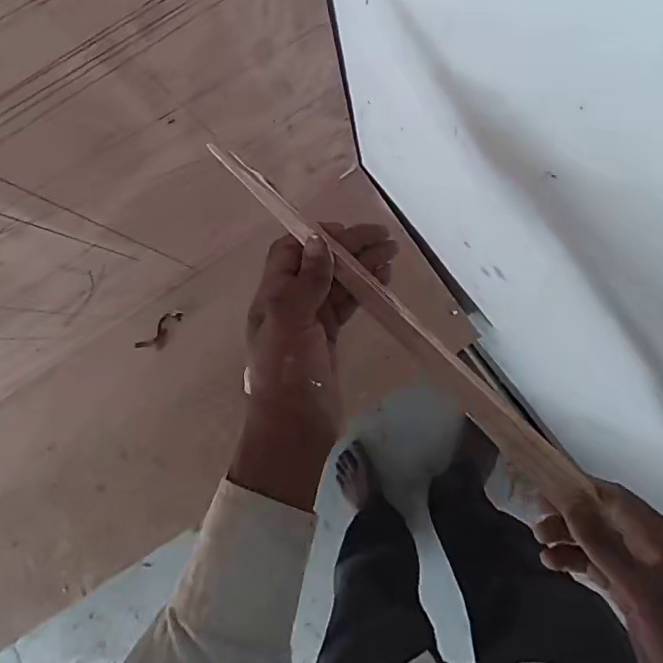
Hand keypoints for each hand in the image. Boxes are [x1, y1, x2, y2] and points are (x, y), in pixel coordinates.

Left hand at [229, 223, 396, 510]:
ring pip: (336, 282)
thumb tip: (318, 240)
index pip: (290, 251)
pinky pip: (346, 304)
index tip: (347, 233)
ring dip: (361, 265)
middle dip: (348, 247)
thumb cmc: (286, 373)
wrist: (293, 428)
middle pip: (319, 263)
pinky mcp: (328, 337)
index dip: (316, 237)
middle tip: (384, 238)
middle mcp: (289, 302)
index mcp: (271, 294)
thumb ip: (306, 281)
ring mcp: (309, 321)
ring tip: (391, 253)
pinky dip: (363, 289)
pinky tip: (382, 278)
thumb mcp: (291, 321)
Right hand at [535, 484, 662, 662]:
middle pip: (610, 524)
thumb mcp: (640, 592)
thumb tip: (572, 501)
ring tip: (541, 542)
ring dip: (572, 542)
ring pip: (604, 548)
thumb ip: (603, 545)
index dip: (584, 490)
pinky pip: (605, 572)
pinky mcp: (641, 603)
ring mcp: (652, 580)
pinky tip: (557, 563)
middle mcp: (662, 556)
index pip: (622, 503)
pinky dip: (580, 565)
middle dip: (573, 519)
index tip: (550, 483)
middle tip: (538, 516)